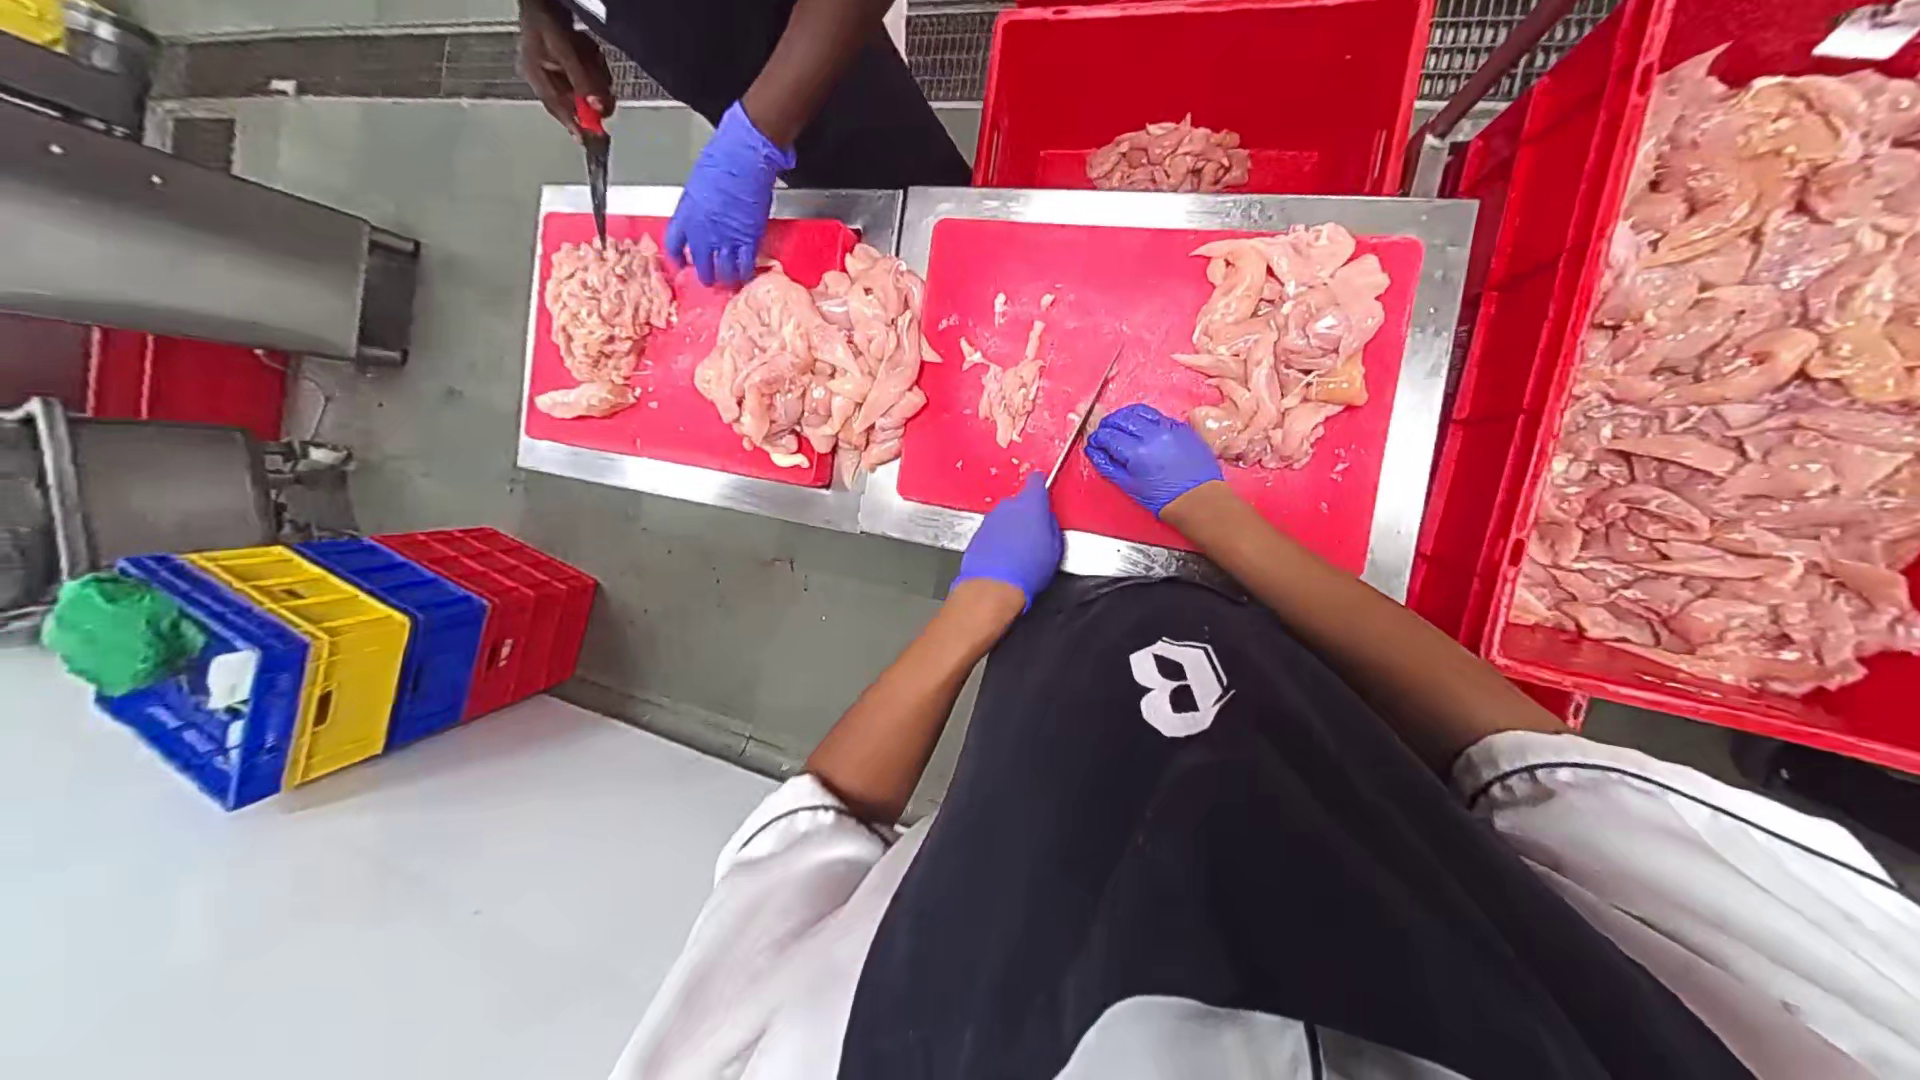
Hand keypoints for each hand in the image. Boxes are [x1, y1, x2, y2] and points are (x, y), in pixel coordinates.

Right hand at [517, 0, 612, 136]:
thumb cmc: (545, 18)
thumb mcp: (565, 50)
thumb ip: (582, 81)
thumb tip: (596, 108)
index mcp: (538, 77)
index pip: (559, 110)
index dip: (576, 127)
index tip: (588, 141)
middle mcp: (549, 80)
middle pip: (580, 102)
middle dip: (591, 87)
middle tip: (594, 71)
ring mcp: (562, 74)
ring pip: (589, 90)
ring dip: (594, 72)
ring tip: (585, 50)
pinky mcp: (573, 68)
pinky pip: (592, 77)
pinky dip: (594, 64)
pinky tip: (586, 48)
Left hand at [665, 102, 794, 287]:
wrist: (743, 158)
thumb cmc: (720, 161)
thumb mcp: (697, 186)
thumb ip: (697, 209)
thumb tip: (704, 218)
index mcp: (685, 216)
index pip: (674, 246)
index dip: (677, 259)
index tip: (680, 265)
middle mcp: (703, 233)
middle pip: (702, 266)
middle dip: (706, 276)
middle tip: (710, 279)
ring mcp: (726, 240)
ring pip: (724, 272)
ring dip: (726, 279)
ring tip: (730, 282)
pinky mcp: (748, 241)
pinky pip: (745, 267)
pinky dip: (745, 274)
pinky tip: (746, 275)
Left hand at [953, 474, 1062, 610]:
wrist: (993, 586)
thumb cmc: (1027, 568)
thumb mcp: (1055, 547)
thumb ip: (1051, 525)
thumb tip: (1047, 520)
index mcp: (1031, 504)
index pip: (1036, 482)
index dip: (1040, 484)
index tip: (1042, 486)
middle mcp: (1008, 506)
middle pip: (1019, 502)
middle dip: (1026, 514)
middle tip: (1035, 535)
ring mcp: (990, 519)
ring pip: (1004, 518)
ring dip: (1011, 528)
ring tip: (1019, 551)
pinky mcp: (977, 534)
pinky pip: (992, 532)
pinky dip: (997, 540)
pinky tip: (1004, 558)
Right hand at [1085, 403, 1224, 515]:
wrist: (1197, 498)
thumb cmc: (1161, 498)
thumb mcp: (1127, 485)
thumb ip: (1107, 465)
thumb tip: (1093, 450)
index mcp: (1136, 452)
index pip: (1108, 435)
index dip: (1097, 437)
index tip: (1095, 442)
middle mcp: (1152, 435)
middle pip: (1122, 418)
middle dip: (1109, 423)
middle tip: (1105, 432)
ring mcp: (1169, 428)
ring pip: (1140, 411)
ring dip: (1125, 416)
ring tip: (1121, 425)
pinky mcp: (1181, 427)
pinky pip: (1157, 415)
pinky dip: (1145, 418)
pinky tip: (1142, 428)